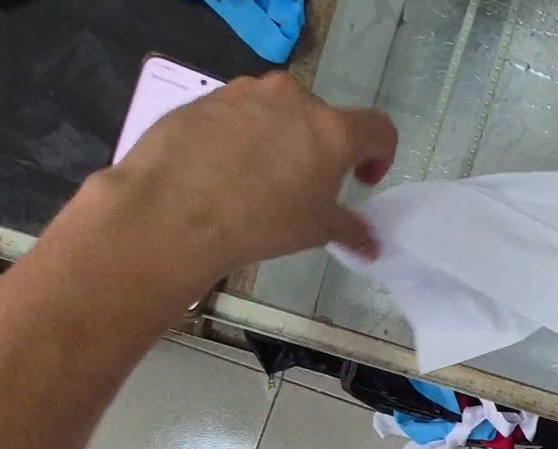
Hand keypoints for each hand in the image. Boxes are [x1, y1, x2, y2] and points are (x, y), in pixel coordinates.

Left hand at [68, 73, 397, 301]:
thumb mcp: (320, 230)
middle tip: (312, 184)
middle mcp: (293, 99)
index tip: (362, 180)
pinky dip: (249, 137)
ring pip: (282, 112)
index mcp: (333, 129)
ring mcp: (245, 92)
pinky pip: (243, 114)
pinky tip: (233, 170)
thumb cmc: (266, 219)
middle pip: (325, 118)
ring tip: (268, 177)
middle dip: (326, 148)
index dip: (381, 155)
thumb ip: (352, 230)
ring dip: (286, 139)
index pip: (379, 129)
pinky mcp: (207, 97)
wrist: (177, 208)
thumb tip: (371, 246)